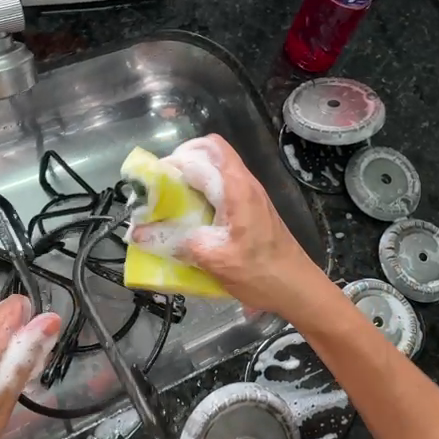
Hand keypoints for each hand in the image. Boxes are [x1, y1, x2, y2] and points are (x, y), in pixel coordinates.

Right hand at [131, 134, 330, 318]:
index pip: (207, 150)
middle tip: (162, 187)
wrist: (298, 288)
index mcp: (237, 187)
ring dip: (194, 178)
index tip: (157, 179)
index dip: (179, 157)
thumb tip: (140, 234)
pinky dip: (205, 193)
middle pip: (212, 153)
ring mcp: (251, 194)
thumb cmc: (260, 272)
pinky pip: (224, 187)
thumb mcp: (215, 259)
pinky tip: (192, 218)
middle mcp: (245, 182)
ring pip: (218, 169)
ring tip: (172, 202)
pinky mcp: (252, 208)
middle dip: (184, 163)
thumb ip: (177, 242)